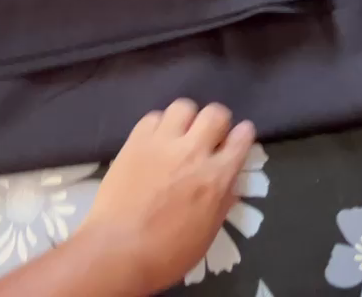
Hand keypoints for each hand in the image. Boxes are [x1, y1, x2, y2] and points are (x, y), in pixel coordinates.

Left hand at [76, 99, 254, 295]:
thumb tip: (229, 182)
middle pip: (215, 113)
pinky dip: (159, 125)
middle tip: (209, 134)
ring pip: (184, 106)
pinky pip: (154, 116)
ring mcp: (163, 141)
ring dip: (187, 118)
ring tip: (180, 133)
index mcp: (216, 178)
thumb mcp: (206, 234)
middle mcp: (193, 152)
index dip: (243, 134)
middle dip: (217, 121)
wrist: (118, 249)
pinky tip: (155, 140)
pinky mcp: (137, 138)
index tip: (240, 135)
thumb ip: (221, 202)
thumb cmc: (167, 254)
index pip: (241, 139)